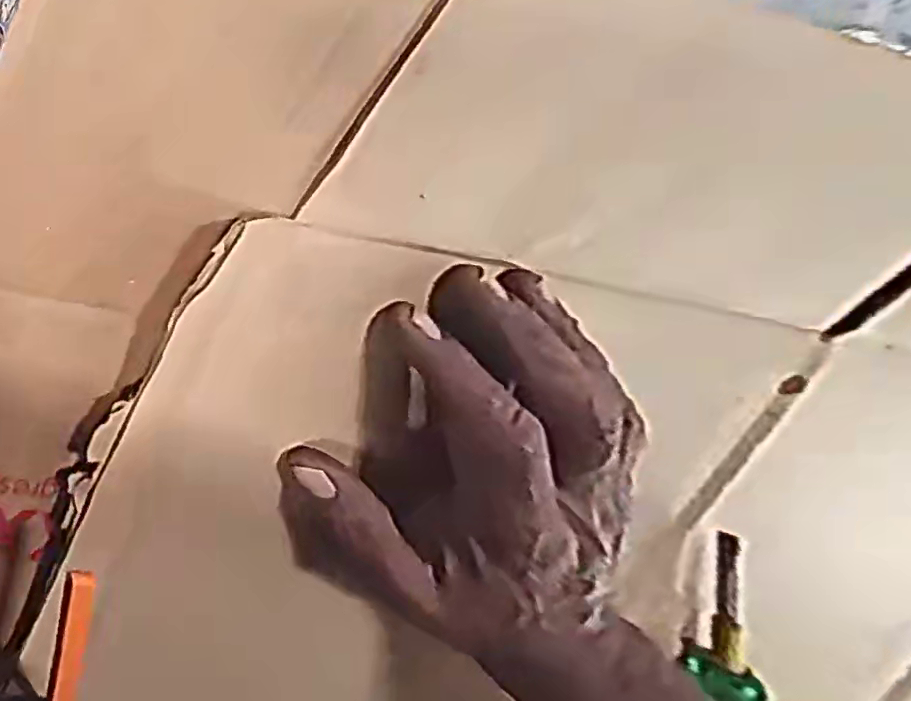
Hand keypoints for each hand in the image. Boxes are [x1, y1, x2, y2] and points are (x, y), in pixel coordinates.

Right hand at [276, 266, 692, 700]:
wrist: (560, 630)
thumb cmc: (469, 598)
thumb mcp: (406, 587)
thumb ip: (356, 530)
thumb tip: (299, 462)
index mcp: (519, 524)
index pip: (499, 438)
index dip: (454, 374)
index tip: (402, 319)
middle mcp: (575, 492)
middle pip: (570, 408)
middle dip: (515, 337)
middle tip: (459, 282)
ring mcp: (605, 470)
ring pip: (594, 392)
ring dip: (546, 328)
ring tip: (496, 279)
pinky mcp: (611, 449)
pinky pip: (603, 385)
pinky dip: (572, 334)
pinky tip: (533, 295)